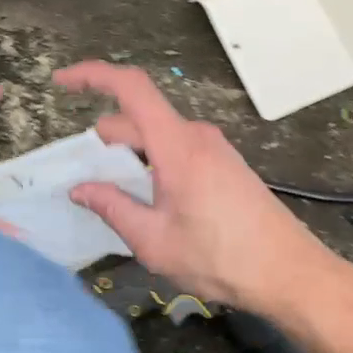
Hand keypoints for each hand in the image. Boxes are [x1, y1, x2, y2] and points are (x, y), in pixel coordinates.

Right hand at [53, 61, 352, 352]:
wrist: (293, 276)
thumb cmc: (220, 259)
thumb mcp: (153, 241)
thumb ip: (112, 208)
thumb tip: (80, 189)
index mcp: (177, 146)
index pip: (130, 88)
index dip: (91, 75)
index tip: (60, 82)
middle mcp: (196, 137)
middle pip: (138, 117)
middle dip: (104, 139)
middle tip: (84, 176)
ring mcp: (214, 149)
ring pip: (156, 135)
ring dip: (129, 155)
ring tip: (115, 195)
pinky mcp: (224, 164)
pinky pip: (175, 149)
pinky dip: (151, 163)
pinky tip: (147, 200)